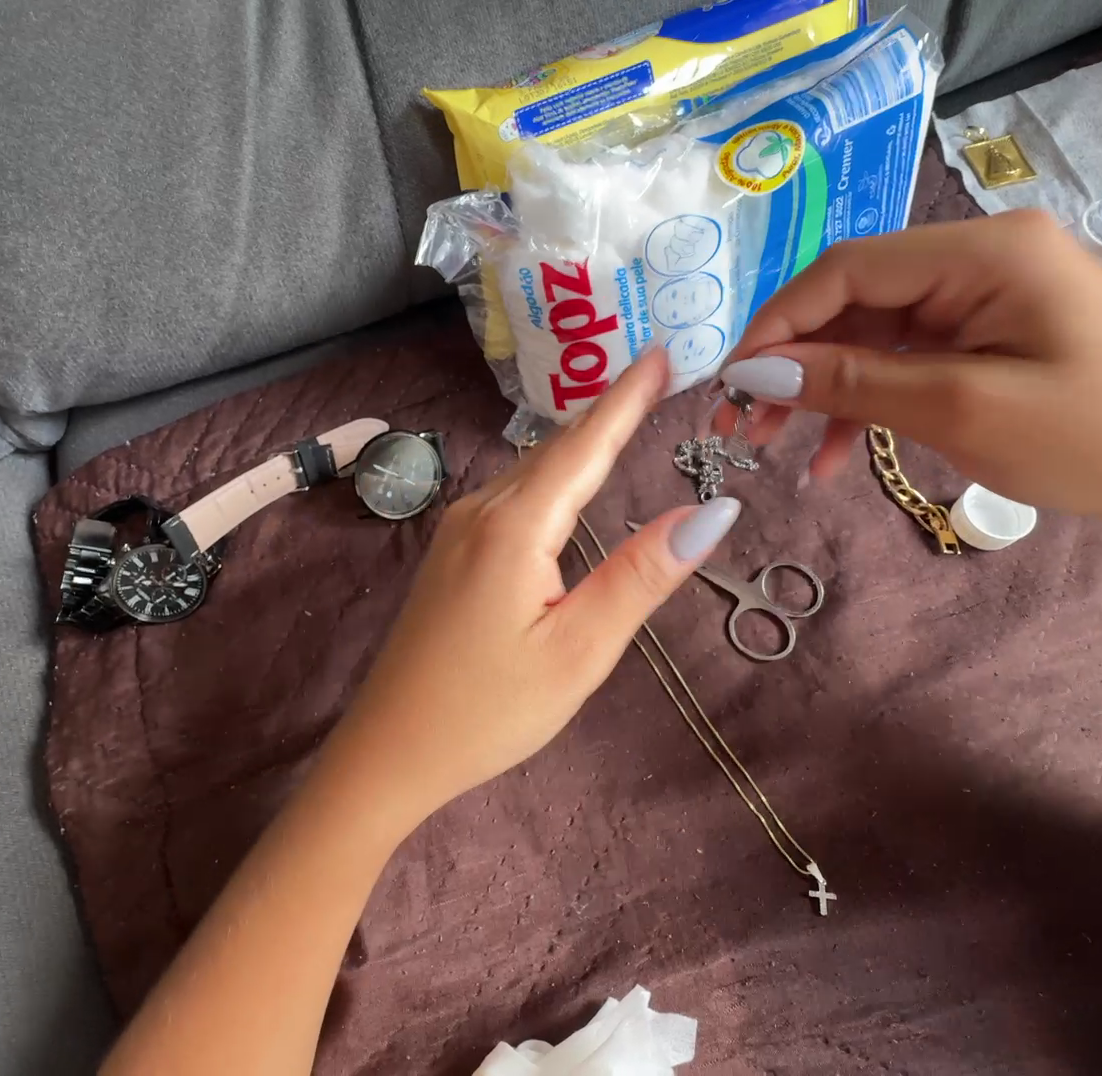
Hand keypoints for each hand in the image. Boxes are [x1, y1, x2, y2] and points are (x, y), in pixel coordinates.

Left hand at [319, 350, 742, 822]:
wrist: (390, 750)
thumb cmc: (489, 710)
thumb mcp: (578, 650)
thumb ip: (641, 575)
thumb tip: (711, 510)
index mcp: (514, 527)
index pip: (584, 446)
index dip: (627, 399)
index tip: (663, 352)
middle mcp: (480, 513)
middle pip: (554, 452)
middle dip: (607, 413)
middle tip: (656, 377)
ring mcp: (456, 533)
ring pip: (529, 475)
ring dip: (577, 445)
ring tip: (622, 418)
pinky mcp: (448, 557)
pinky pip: (510, 501)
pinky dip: (549, 480)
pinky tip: (564, 485)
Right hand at [713, 212, 1101, 532]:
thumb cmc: (1097, 438)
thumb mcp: (959, 409)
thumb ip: (850, 383)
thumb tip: (753, 373)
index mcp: (982, 252)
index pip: (844, 270)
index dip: (776, 325)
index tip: (728, 386)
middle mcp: (976, 263)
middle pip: (849, 305)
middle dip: (789, 367)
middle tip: (740, 429)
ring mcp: (980, 304)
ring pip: (866, 340)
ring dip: (816, 394)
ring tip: (771, 449)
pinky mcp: (983, 342)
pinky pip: (901, 366)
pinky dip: (861, 409)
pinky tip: (831, 461)